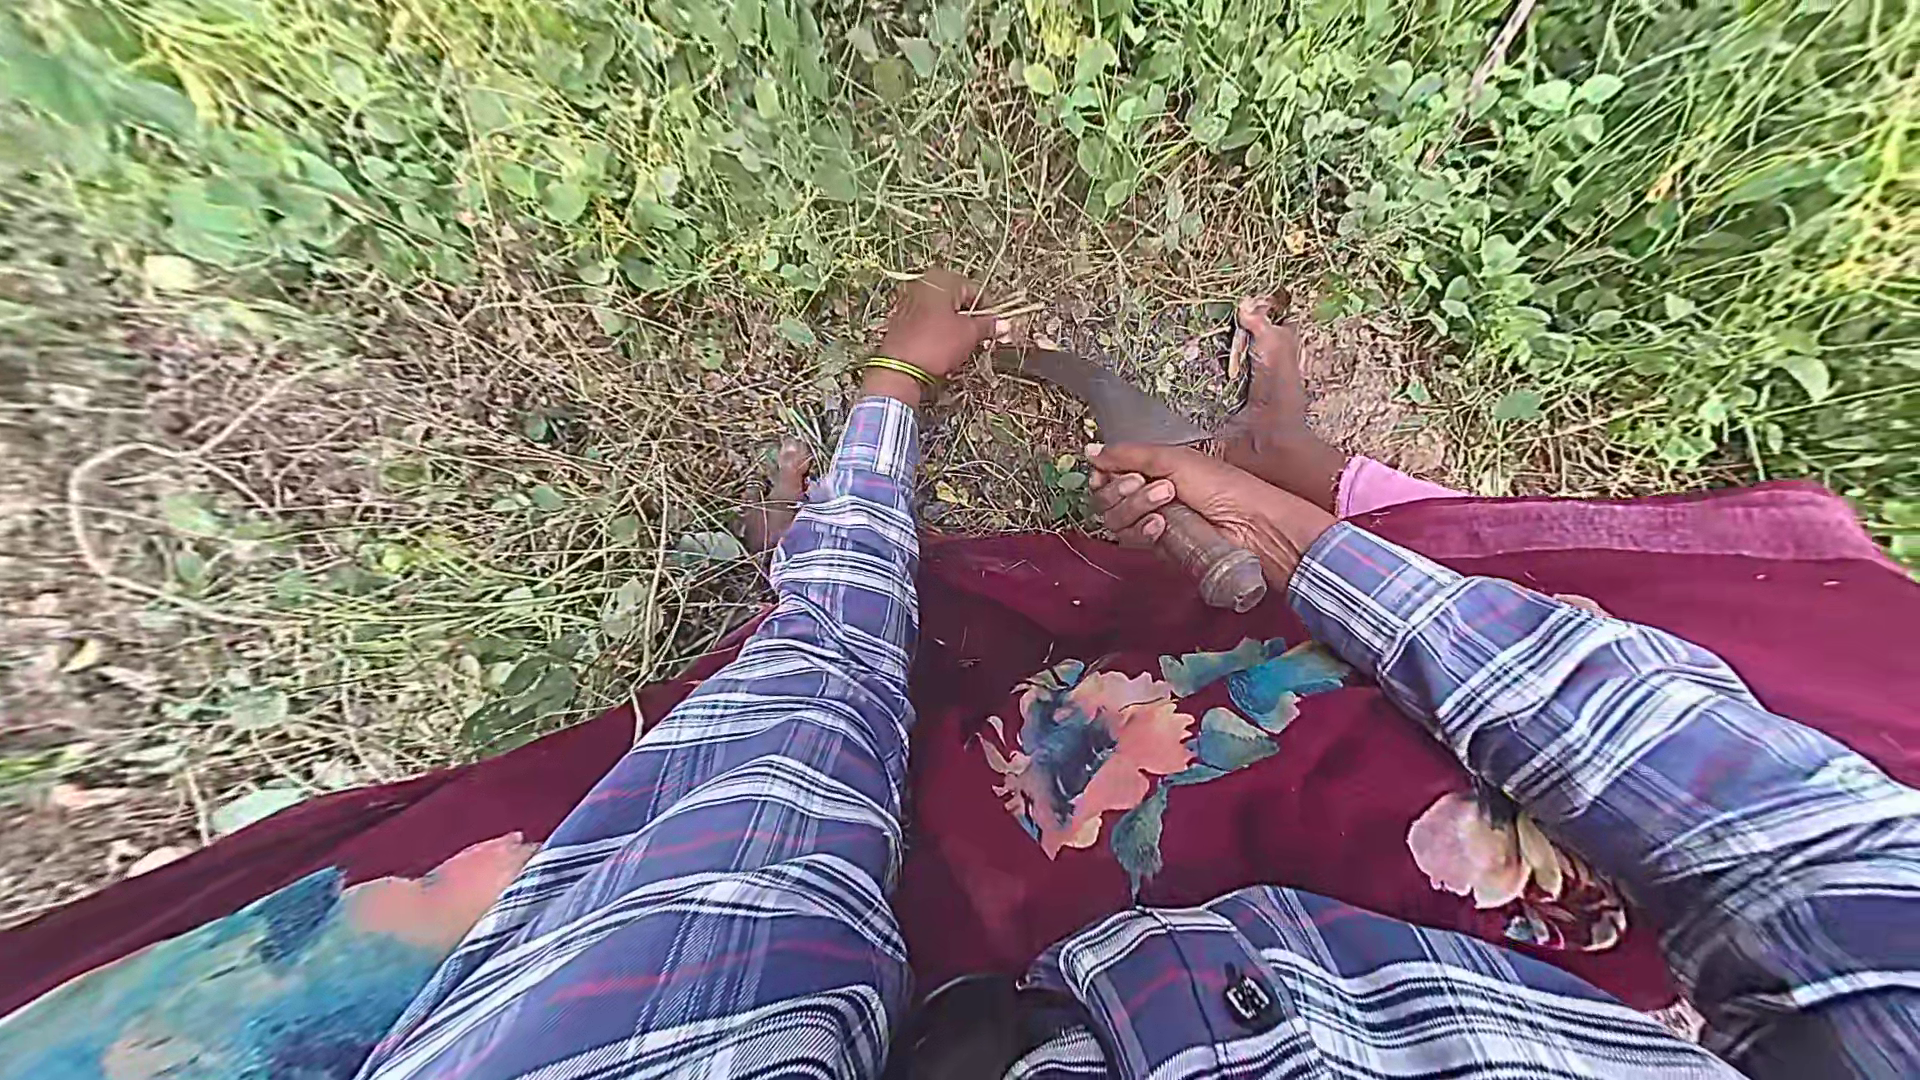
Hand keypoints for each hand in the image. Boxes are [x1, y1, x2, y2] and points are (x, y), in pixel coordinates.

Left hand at [862, 269, 996, 404]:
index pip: (975, 290)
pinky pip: (927, 323)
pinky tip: (941, 350)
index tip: (994, 329)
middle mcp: (922, 284)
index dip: (988, 311)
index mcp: (941, 279)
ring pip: (941, 312)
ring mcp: (908, 301)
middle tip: (979, 339)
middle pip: (957, 301)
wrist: (899, 370)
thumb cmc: (937, 345)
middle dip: (970, 320)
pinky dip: (937, 333)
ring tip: (960, 348)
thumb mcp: (969, 334)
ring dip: (954, 328)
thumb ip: (988, 325)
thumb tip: (1004, 324)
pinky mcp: (900, 321)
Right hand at [1087, 442, 1336, 588]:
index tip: (1109, 473)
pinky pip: (1131, 541)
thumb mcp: (1173, 459)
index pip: (1105, 475)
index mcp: (1149, 471)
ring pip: (1114, 520)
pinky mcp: (1156, 548)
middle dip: (1121, 491)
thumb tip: (1089, 451)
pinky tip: (1162, 526)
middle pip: (1104, 499)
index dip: (1103, 475)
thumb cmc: (1220, 485)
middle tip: (1147, 484)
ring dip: (1136, 507)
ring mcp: (1149, 524)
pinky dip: (1143, 531)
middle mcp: (1144, 497)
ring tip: (1166, 500)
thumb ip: (1128, 455)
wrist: (1250, 523)